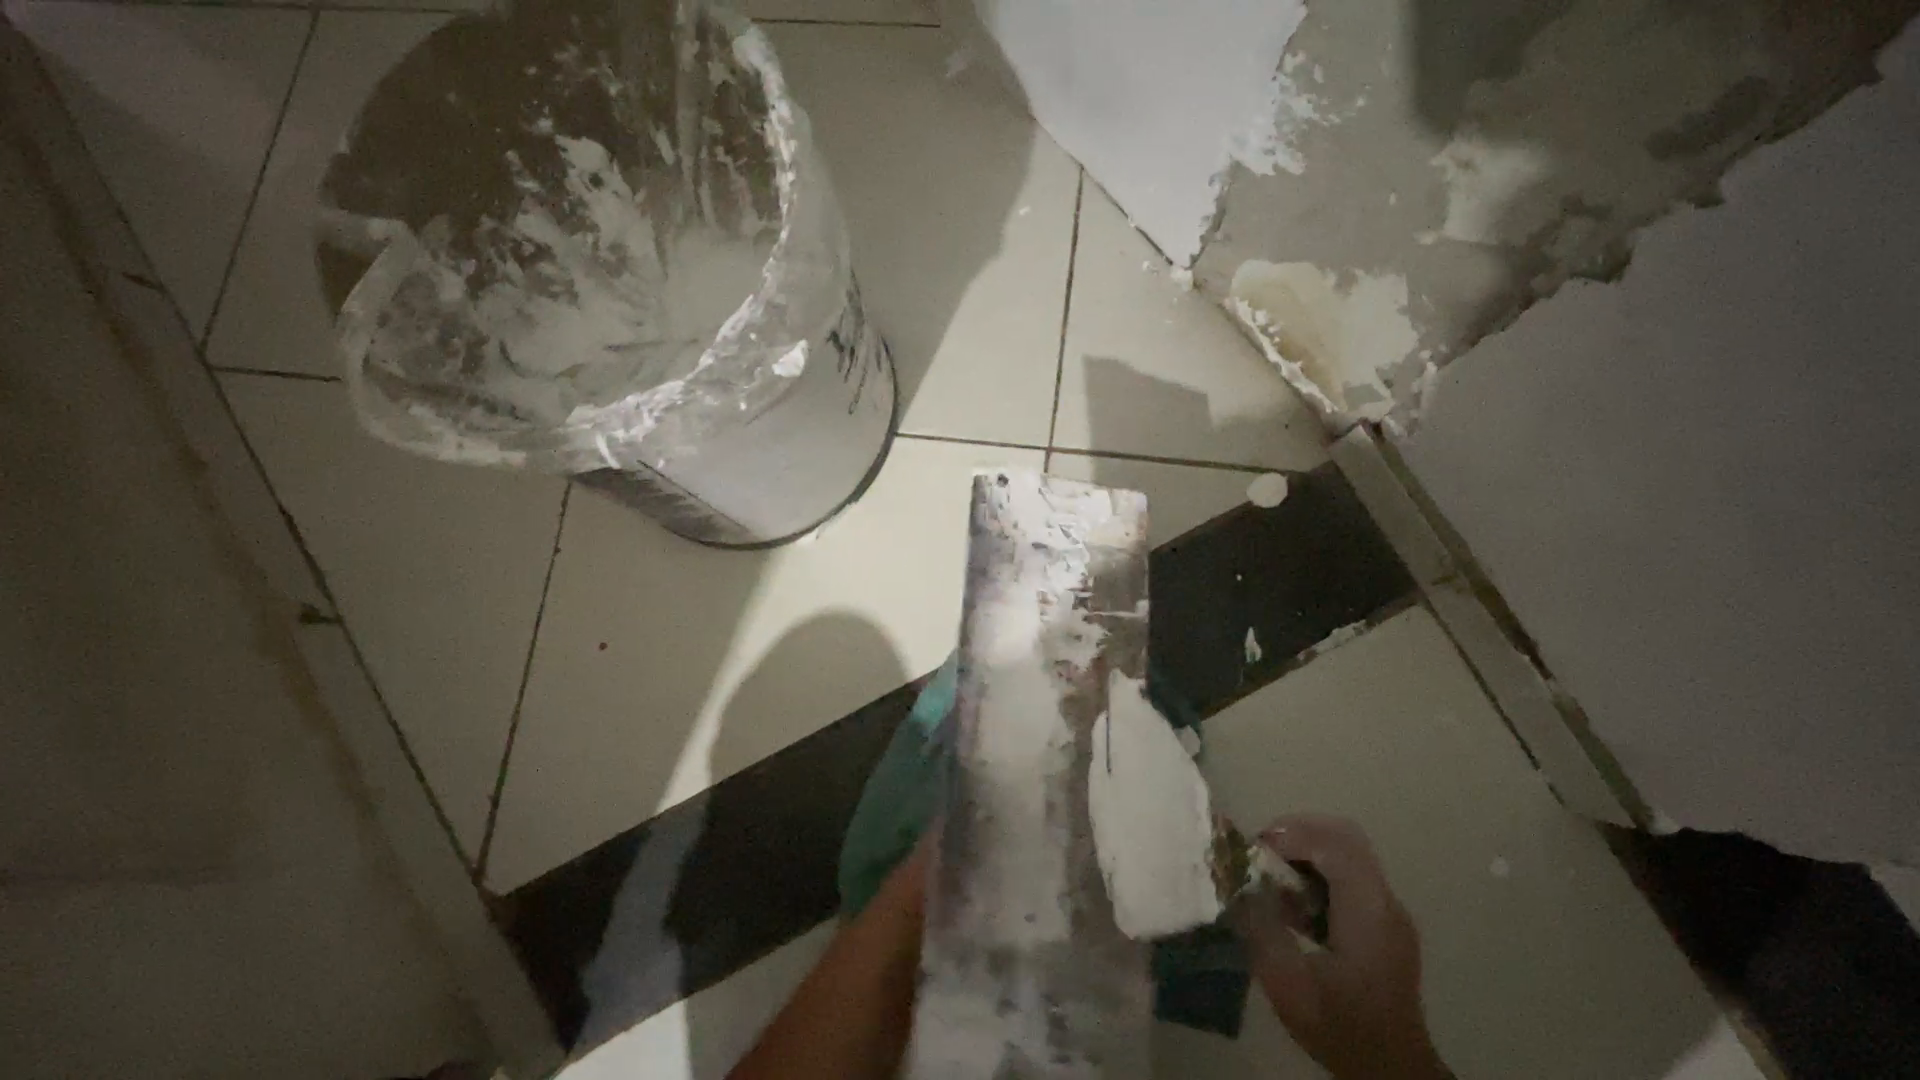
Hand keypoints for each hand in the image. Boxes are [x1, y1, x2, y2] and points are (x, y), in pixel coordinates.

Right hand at [1237, 815, 1450, 1079]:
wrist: (1393, 1072)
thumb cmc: (1340, 1027)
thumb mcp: (1288, 983)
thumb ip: (1261, 927)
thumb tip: (1235, 885)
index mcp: (1368, 910)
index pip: (1334, 843)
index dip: (1291, 835)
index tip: (1253, 851)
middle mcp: (1385, 901)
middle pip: (1345, 837)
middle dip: (1298, 834)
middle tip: (1260, 854)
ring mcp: (1388, 913)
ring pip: (1347, 854)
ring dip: (1306, 853)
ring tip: (1269, 877)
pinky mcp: (1384, 926)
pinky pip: (1350, 878)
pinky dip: (1317, 875)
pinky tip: (1291, 906)